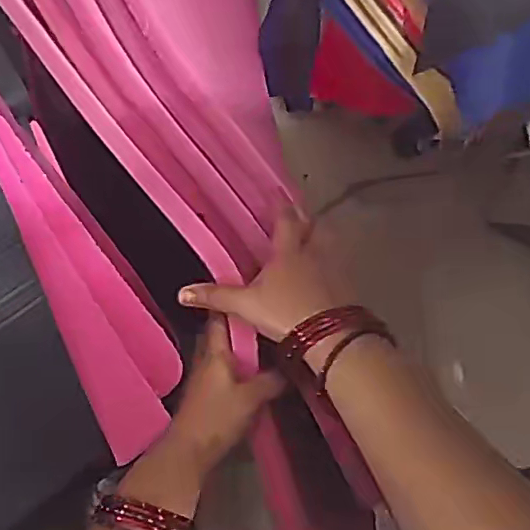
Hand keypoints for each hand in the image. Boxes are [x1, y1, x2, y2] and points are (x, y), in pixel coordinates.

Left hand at [158, 317, 286, 473]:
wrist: (189, 449)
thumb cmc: (217, 417)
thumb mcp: (252, 397)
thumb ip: (271, 380)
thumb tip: (289, 368)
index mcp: (214, 353)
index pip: (218, 319)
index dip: (230, 303)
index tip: (249, 292)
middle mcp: (206, 360)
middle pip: (220, 335)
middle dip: (239, 326)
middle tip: (265, 318)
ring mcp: (204, 377)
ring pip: (223, 354)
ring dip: (239, 348)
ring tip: (266, 344)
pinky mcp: (206, 394)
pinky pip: (223, 371)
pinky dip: (237, 367)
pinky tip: (254, 374)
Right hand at [176, 210, 342, 340]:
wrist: (329, 336)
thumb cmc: (285, 312)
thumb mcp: (244, 305)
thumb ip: (216, 296)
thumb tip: (183, 293)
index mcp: (288, 252)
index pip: (285, 220)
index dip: (279, 206)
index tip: (276, 193)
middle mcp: (314, 254)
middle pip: (315, 226)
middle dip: (307, 218)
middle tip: (300, 214)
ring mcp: (334, 269)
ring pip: (330, 243)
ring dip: (323, 237)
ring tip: (314, 238)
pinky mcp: (347, 287)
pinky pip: (339, 266)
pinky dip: (331, 263)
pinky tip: (325, 272)